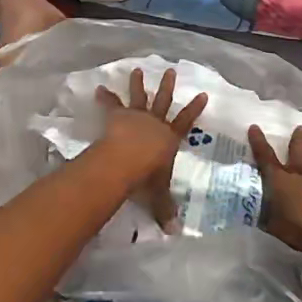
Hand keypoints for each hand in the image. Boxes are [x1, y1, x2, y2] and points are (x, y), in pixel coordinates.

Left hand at [95, 68, 208, 225]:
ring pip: (139, 96)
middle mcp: (155, 122)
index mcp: (169, 138)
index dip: (195, 109)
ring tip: (136, 70)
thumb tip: (175, 232)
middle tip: (170, 70)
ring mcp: (137, 116)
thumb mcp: (159, 193)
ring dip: (138, 84)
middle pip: (163, 101)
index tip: (203, 94)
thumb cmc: (147, 175)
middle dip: (167, 87)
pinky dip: (106, 97)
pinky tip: (99, 88)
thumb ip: (165, 209)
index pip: (186, 121)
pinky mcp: (118, 116)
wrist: (126, 159)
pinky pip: (112, 105)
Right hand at [248, 125, 301, 256]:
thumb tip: (263, 213)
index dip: (258, 143)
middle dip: (298, 140)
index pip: (265, 158)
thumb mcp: (274, 226)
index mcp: (280, 180)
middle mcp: (301, 174)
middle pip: (298, 152)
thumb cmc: (298, 227)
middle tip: (301, 128)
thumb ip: (269, 217)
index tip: (255, 127)